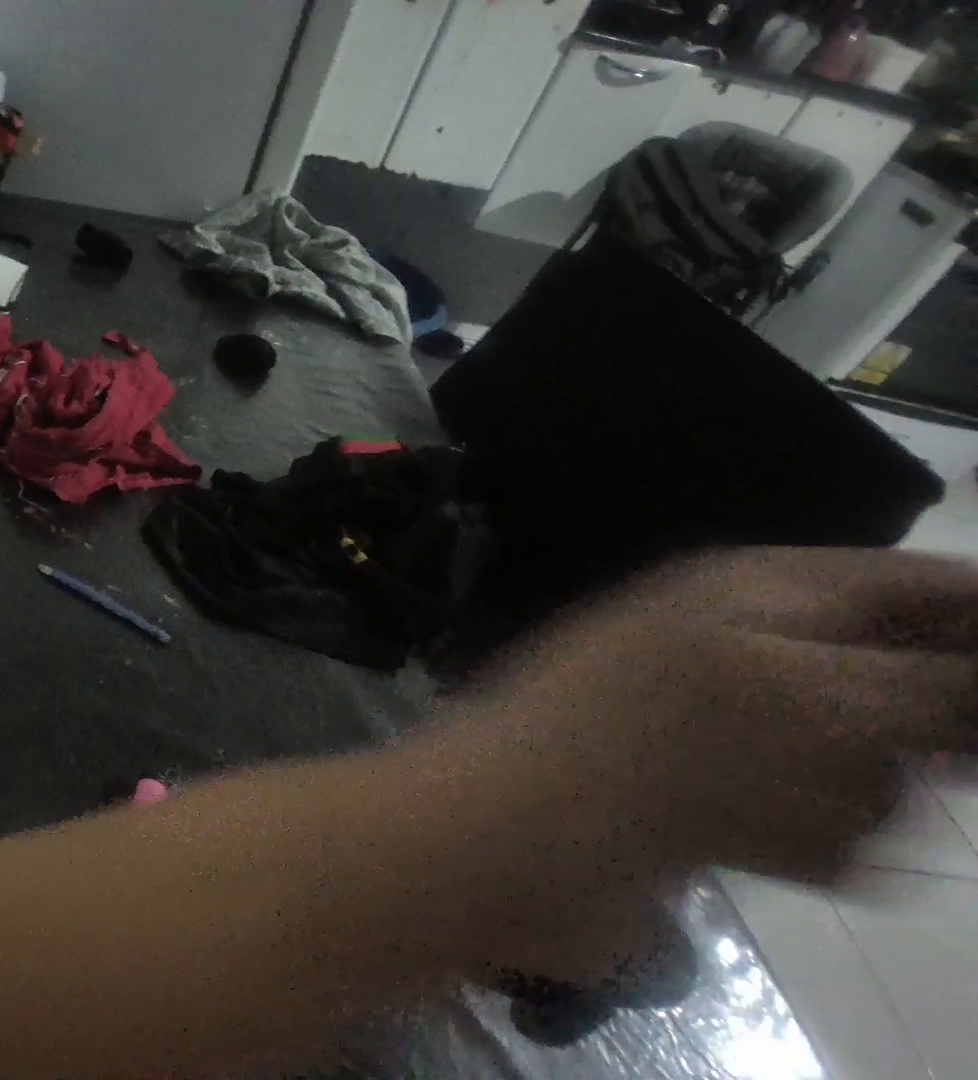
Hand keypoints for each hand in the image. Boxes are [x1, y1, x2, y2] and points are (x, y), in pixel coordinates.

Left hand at [425, 547, 977, 953]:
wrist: (506, 837)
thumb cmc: (653, 749)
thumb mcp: (808, 697)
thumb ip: (935, 685)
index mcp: (751, 594)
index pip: (912, 586)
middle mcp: (734, 651)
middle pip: (896, 681)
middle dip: (924, 735)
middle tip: (845, 761)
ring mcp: (713, 732)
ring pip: (860, 766)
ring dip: (850, 800)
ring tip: (768, 806)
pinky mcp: (697, 805)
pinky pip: (804, 824)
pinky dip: (800, 842)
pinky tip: (745, 845)